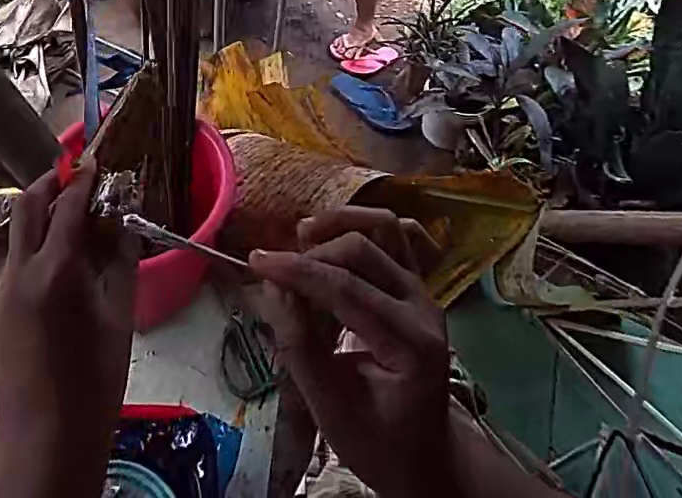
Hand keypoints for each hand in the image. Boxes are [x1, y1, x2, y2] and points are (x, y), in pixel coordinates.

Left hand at [0, 166, 138, 497]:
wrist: (46, 443)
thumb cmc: (95, 381)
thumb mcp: (120, 314)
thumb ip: (122, 259)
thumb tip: (125, 221)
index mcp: (54, 273)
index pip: (66, 206)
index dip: (82, 178)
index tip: (94, 161)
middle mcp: (18, 276)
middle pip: (26, 207)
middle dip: (50, 183)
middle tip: (76, 176)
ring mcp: (0, 296)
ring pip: (20, 239)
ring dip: (46, 222)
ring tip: (80, 230)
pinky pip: (18, 269)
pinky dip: (40, 256)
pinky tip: (65, 279)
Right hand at [250, 209, 455, 497]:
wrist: (424, 457)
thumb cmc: (378, 444)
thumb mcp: (331, 411)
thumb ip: (300, 348)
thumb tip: (273, 287)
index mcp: (411, 344)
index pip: (347, 287)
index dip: (297, 269)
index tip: (256, 261)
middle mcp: (425, 306)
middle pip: (363, 249)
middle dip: (312, 254)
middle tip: (276, 274)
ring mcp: (425, 289)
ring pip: (384, 227)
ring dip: (340, 224)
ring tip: (303, 237)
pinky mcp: (418, 282)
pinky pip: (398, 234)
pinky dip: (366, 225)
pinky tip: (338, 236)